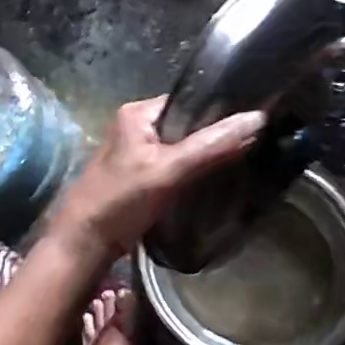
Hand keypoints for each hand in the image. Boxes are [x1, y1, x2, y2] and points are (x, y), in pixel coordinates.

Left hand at [50, 97, 267, 259]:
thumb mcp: (168, 169)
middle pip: (188, 125)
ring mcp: (139, 154)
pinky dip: (196, 174)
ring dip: (208, 157)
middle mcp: (137, 127)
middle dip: (217, 136)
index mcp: (137, 113)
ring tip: (246, 161)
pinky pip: (178, 168)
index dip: (220, 110)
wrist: (85, 242)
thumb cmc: (121, 199)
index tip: (256, 121)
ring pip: (185, 148)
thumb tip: (258, 118)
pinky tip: (220, 181)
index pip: (189, 101)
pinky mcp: (144, 178)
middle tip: (256, 145)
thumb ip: (212, 146)